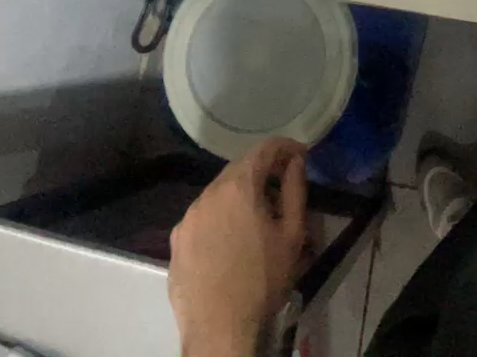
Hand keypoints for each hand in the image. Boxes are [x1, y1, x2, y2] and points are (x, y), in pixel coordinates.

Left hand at [168, 138, 309, 356]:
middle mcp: (208, 193)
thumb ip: (295, 189)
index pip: (264, 149)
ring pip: (219, 192)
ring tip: (257, 217)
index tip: (300, 155)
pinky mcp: (176, 240)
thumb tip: (295, 162)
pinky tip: (231, 240)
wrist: (220, 330)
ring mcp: (188, 217)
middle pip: (239, 168)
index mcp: (239, 187)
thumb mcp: (292, 234)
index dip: (285, 147)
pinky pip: (203, 216)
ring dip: (240, 194)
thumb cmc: (263, 281)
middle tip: (283, 186)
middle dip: (263, 170)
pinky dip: (220, 216)